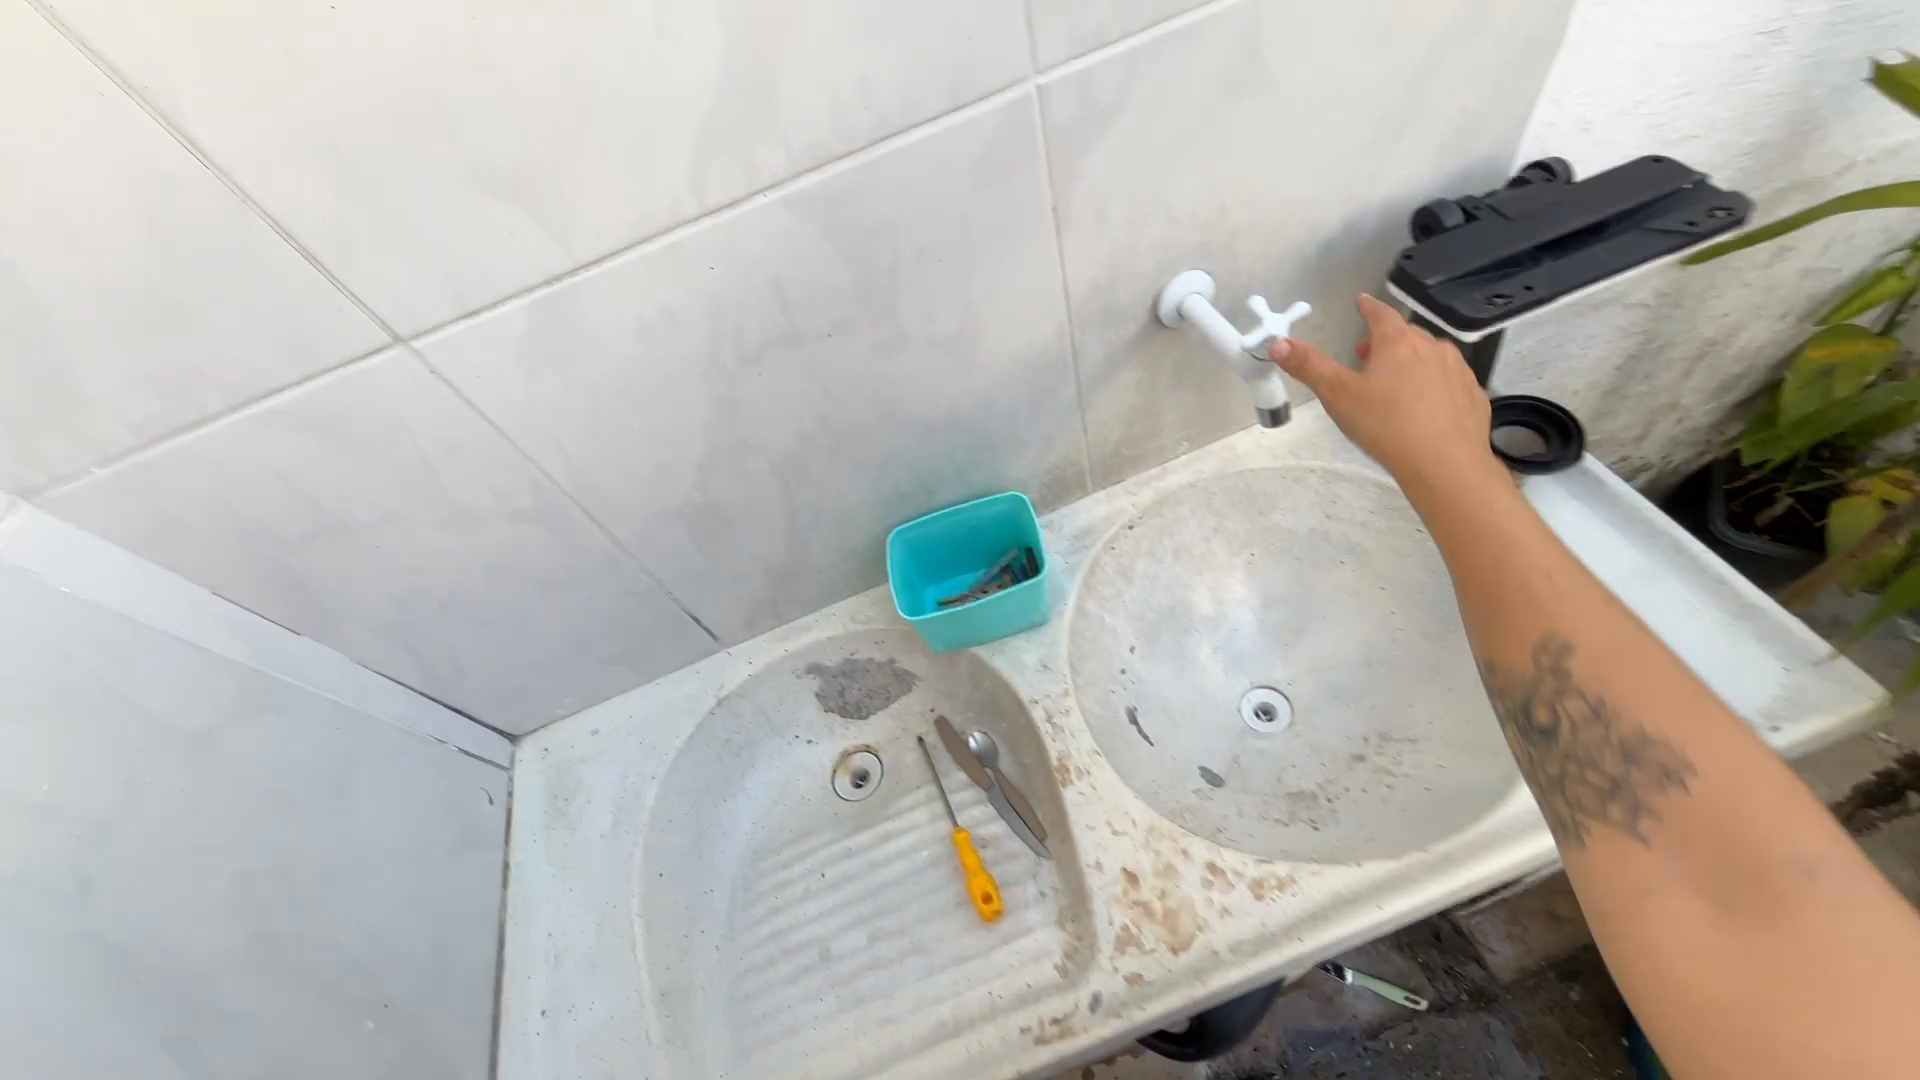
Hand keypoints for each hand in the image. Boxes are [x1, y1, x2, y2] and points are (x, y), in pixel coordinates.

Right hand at [1269, 294, 1502, 494]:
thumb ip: (1309, 367)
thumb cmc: (1385, 425)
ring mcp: (1458, 371)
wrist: (1444, 463)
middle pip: (1407, 335)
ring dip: (1411, 362)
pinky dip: (1434, 385)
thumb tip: (1278, 343)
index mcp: (1397, 344)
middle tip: (1367, 357)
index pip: (1381, 315)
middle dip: (1386, 341)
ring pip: (1430, 357)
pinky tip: (1424, 407)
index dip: (1368, 308)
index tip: (1362, 303)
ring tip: (1394, 384)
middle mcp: (1432, 348)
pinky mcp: (1473, 395)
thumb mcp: (1337, 396)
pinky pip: (1449, 381)